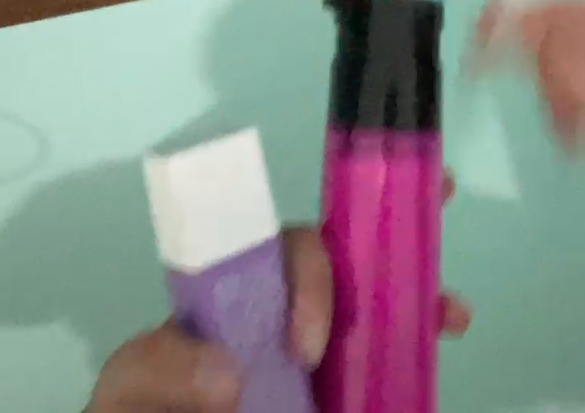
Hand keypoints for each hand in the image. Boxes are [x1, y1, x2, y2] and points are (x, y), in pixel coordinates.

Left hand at [89, 181, 470, 412]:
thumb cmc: (139, 409)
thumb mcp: (133, 383)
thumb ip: (159, 365)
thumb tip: (231, 373)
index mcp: (244, 291)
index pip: (287, 255)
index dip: (313, 276)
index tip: (308, 345)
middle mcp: (287, 310)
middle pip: (348, 260)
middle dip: (393, 226)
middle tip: (437, 193)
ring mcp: (318, 351)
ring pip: (377, 302)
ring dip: (418, 291)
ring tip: (451, 310)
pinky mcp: (338, 385)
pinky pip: (383, 359)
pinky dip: (415, 349)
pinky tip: (438, 351)